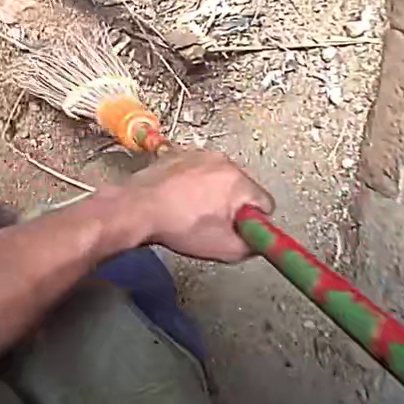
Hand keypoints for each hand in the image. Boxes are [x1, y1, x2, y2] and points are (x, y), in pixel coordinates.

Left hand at [109, 149, 273, 261]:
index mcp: (237, 180)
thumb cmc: (175, 224)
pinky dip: (192, 184)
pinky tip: (180, 201)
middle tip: (213, 224)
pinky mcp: (179, 155)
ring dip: (211, 194)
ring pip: (218, 179)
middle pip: (242, 189)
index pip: (265, 204)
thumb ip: (253, 245)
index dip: (254, 222)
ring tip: (192, 212)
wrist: (138, 208)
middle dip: (232, 207)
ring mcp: (198, 155)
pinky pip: (197, 172)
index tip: (240, 230)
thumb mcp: (226, 249)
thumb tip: (257, 241)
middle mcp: (220, 161)